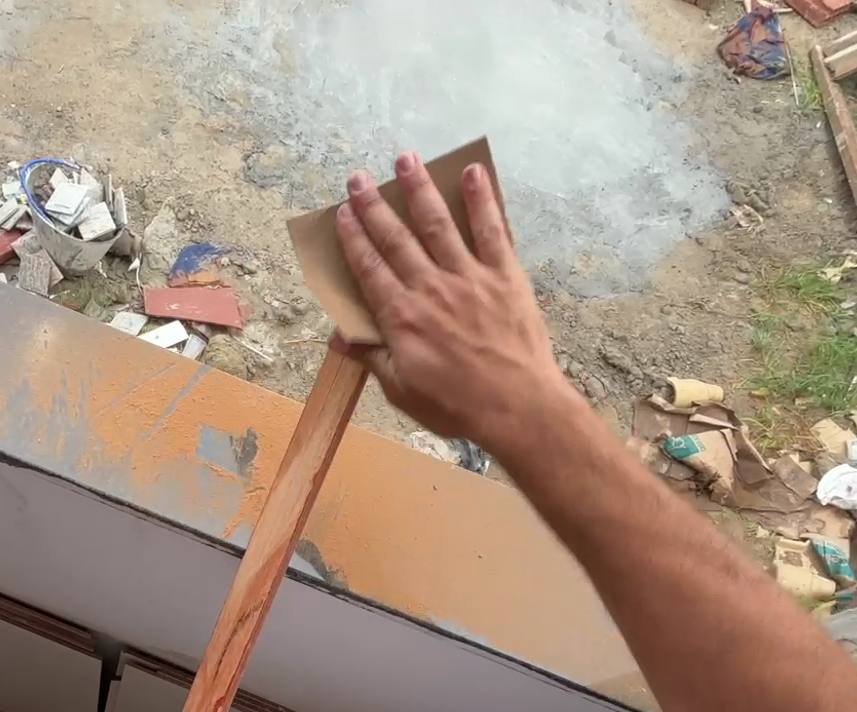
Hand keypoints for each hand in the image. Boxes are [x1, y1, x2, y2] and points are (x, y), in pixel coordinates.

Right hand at [334, 153, 569, 458]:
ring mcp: (469, 278)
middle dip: (375, 205)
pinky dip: (482, 200)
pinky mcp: (504, 276)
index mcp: (401, 317)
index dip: (353, 238)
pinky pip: (492, 230)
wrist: (515, 407)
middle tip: (359, 178)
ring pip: (438, 224)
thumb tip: (340, 338)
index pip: (369, 268)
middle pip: (396, 238)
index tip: (342, 212)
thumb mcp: (401, 390)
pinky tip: (473, 173)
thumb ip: (372, 358)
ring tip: (406, 159)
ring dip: (419, 190)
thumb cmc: (454, 405)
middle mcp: (430, 288)